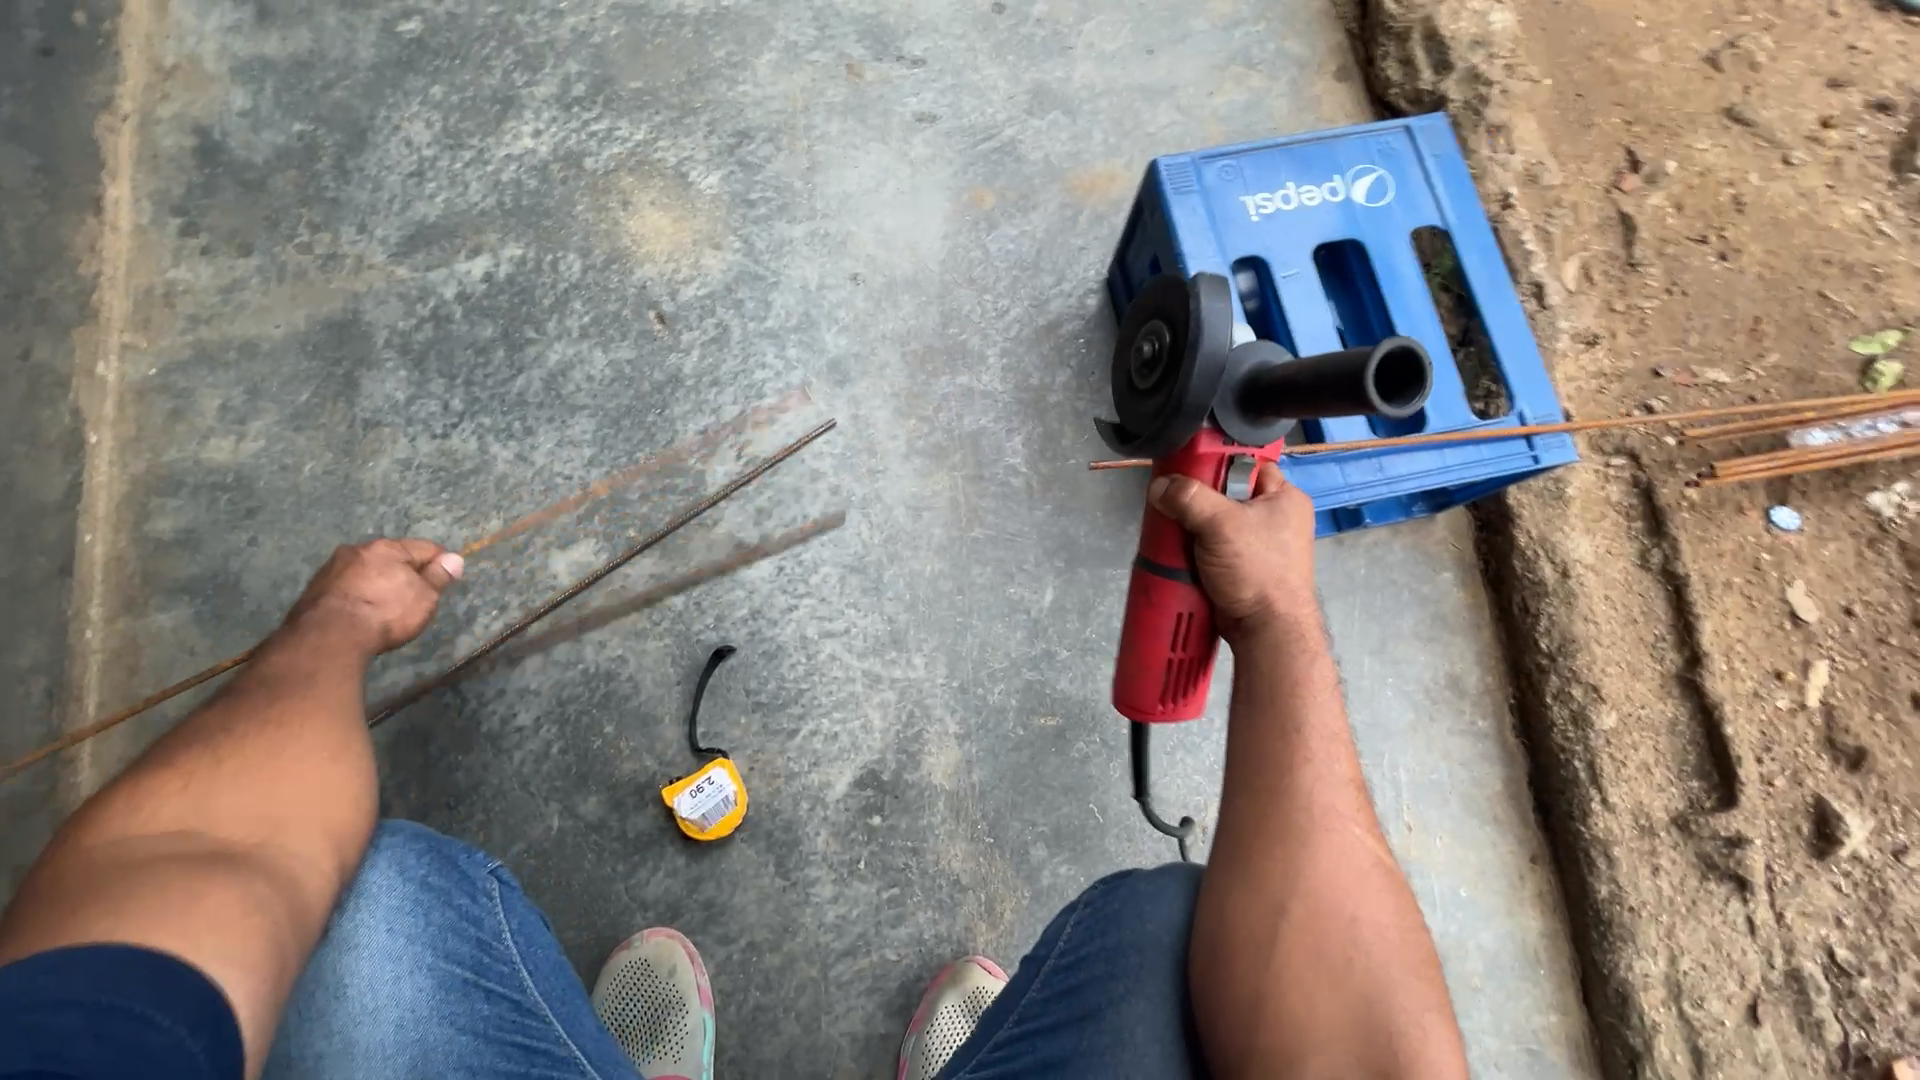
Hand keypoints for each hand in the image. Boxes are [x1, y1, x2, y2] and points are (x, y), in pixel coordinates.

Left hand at [283, 538, 463, 655]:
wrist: (328, 637)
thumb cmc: (386, 612)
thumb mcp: (425, 596)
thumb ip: (439, 576)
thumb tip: (454, 558)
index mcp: (387, 548)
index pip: (426, 548)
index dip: (441, 563)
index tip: (447, 581)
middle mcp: (356, 550)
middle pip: (392, 558)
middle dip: (406, 572)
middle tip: (417, 596)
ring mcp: (330, 569)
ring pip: (366, 571)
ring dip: (379, 582)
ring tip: (387, 606)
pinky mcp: (313, 590)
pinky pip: (347, 586)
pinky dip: (359, 595)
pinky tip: (363, 613)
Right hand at [1148, 462, 1318, 643]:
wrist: (1266, 630)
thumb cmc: (1257, 570)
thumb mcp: (1221, 525)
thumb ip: (1189, 498)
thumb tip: (1159, 486)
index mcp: (1284, 498)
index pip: (1247, 464)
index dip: (1217, 463)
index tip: (1186, 468)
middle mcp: (1275, 518)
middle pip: (1225, 495)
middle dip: (1197, 500)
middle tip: (1174, 501)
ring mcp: (1259, 547)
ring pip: (1215, 524)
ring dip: (1192, 527)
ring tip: (1172, 527)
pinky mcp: (1242, 569)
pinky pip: (1211, 548)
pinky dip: (1194, 549)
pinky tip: (1178, 549)